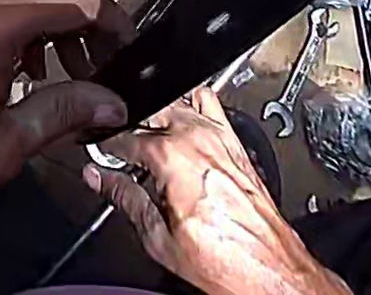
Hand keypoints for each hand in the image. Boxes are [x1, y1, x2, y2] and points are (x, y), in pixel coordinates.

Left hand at [0, 0, 133, 294]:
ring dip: (62, 23)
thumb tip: (116, 103)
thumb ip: (64, 111)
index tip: (132, 54)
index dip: (116, 23)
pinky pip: (5, 0)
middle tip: (105, 71)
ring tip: (71, 72)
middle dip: (92, 24)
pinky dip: (31, 23)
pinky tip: (29, 65)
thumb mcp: (3, 145)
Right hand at [88, 86, 351, 294]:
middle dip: (127, 123)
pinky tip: (180, 117)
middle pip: (144, 110)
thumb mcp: (160, 239)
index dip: (105, 143)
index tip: (99, 151)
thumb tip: (99, 178)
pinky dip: (188, 100)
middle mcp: (191, 135)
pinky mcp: (231, 135)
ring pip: (171, 99)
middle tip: (119, 144)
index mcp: (169, 156)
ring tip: (146, 133)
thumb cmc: (225, 262)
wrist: (272, 272)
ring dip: (154, 111)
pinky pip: (205, 98)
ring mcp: (214, 130)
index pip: (122, 136)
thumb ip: (125, 199)